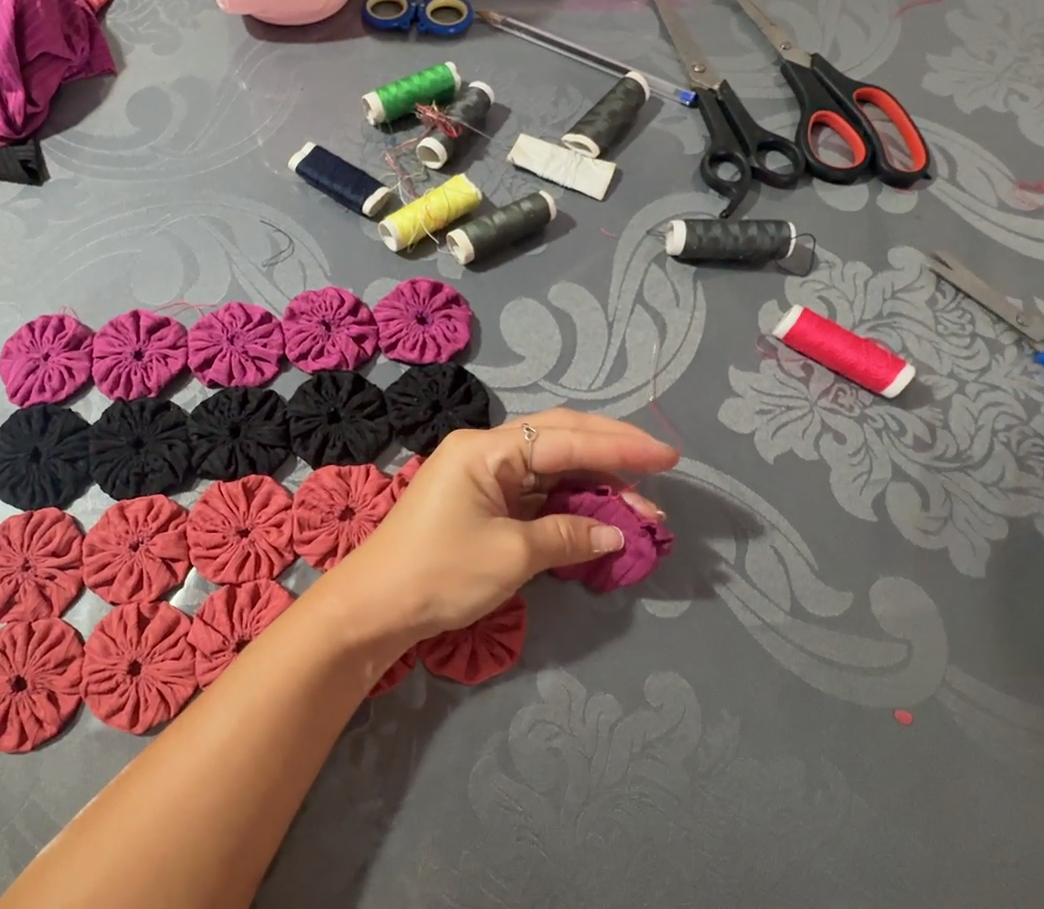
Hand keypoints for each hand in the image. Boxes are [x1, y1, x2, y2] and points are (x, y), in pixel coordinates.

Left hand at [322, 409, 679, 644]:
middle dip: (610, 455)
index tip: (668, 458)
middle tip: (661, 468)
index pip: (565, 438)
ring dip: (592, 485)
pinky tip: (596, 517)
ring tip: (638, 507)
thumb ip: (567, 536)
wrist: (375, 607)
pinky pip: (533, 493)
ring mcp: (479, 477)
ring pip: (549, 468)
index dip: (620, 447)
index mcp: (485, 449)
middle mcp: (483, 451)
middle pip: (558, 440)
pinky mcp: (479, 504)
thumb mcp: (511, 554)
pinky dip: (567, 505)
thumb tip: (615, 532)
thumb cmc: (440, 572)